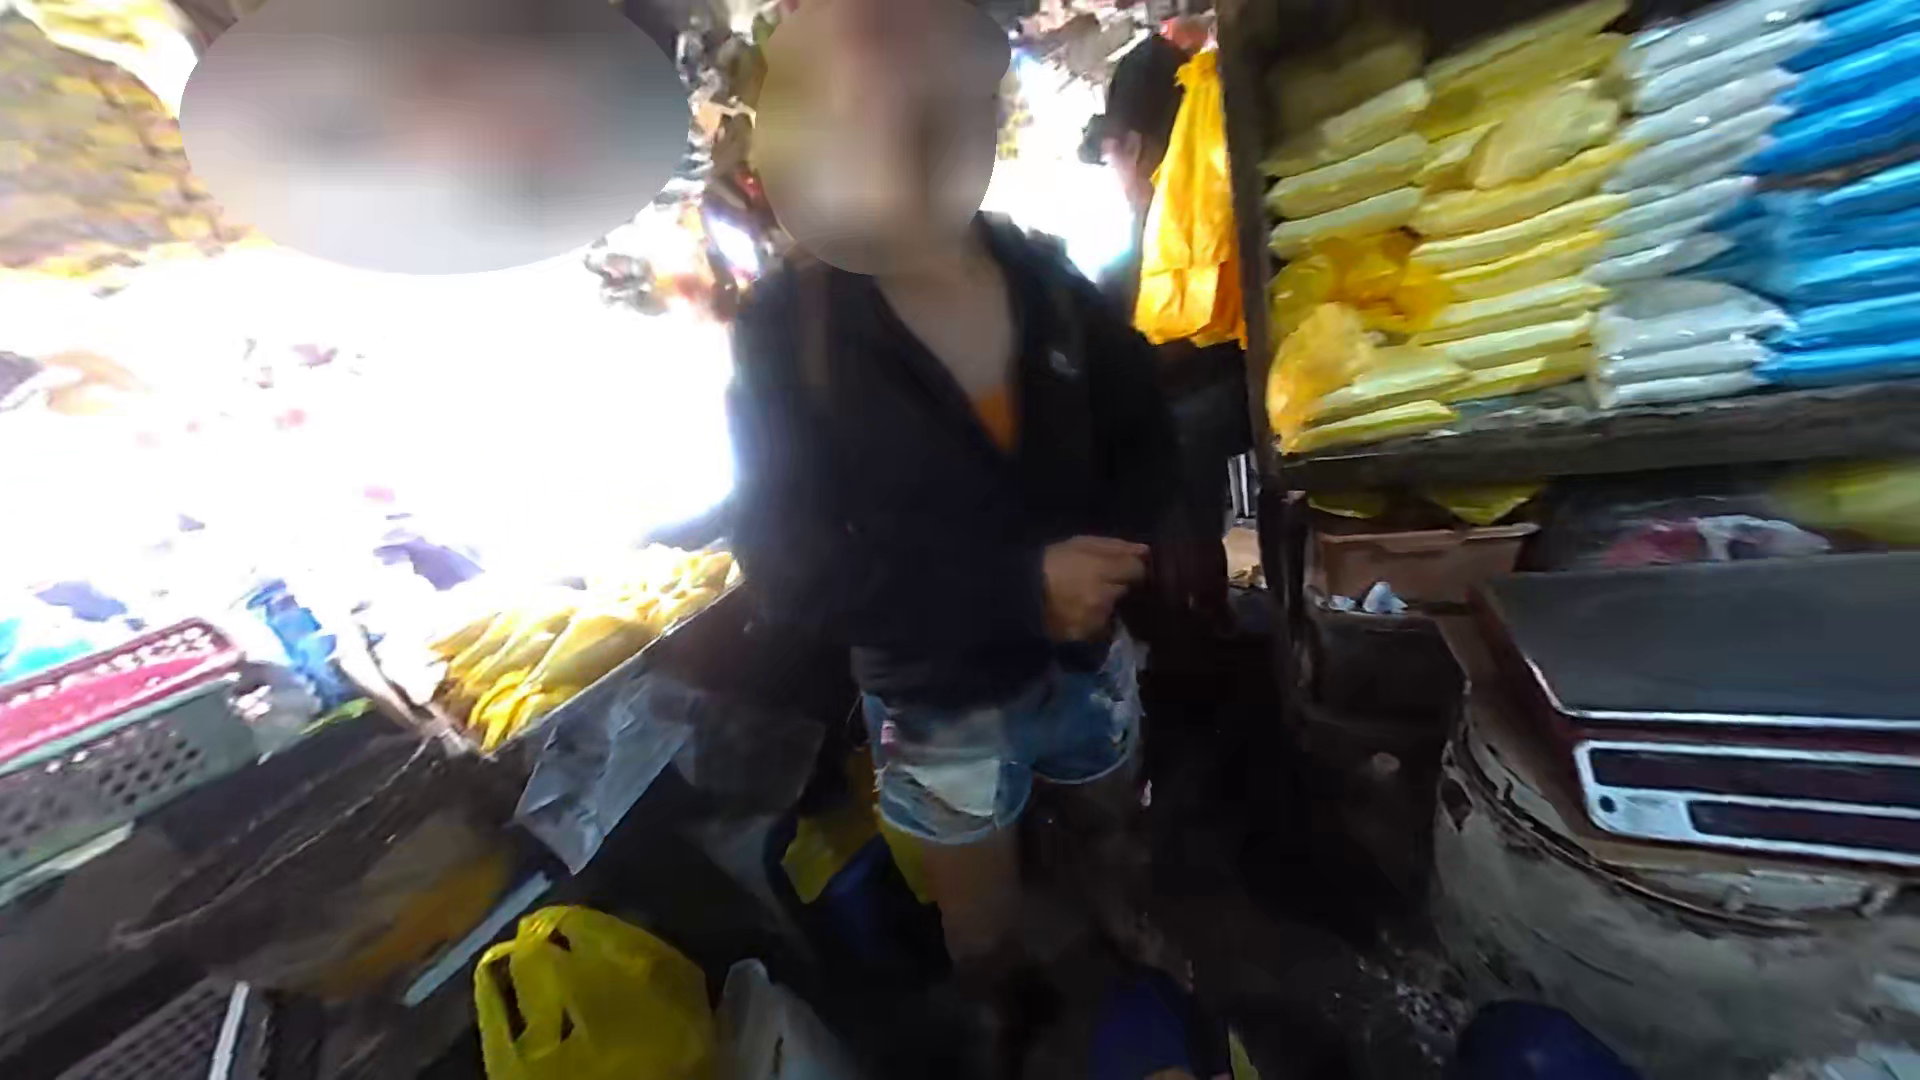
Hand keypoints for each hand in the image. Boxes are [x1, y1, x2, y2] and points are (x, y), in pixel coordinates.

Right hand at [1043, 536, 1147, 641]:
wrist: (1020, 595)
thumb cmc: (1050, 562)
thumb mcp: (1080, 544)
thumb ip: (1115, 547)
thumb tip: (1146, 551)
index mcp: (1102, 569)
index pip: (1137, 570)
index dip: (1132, 567)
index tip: (1124, 567)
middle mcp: (1105, 596)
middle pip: (1129, 590)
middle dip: (1121, 585)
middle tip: (1104, 581)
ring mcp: (1097, 619)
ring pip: (1116, 609)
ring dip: (1108, 604)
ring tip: (1089, 597)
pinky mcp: (1088, 636)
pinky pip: (1103, 627)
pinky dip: (1097, 620)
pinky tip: (1082, 612)